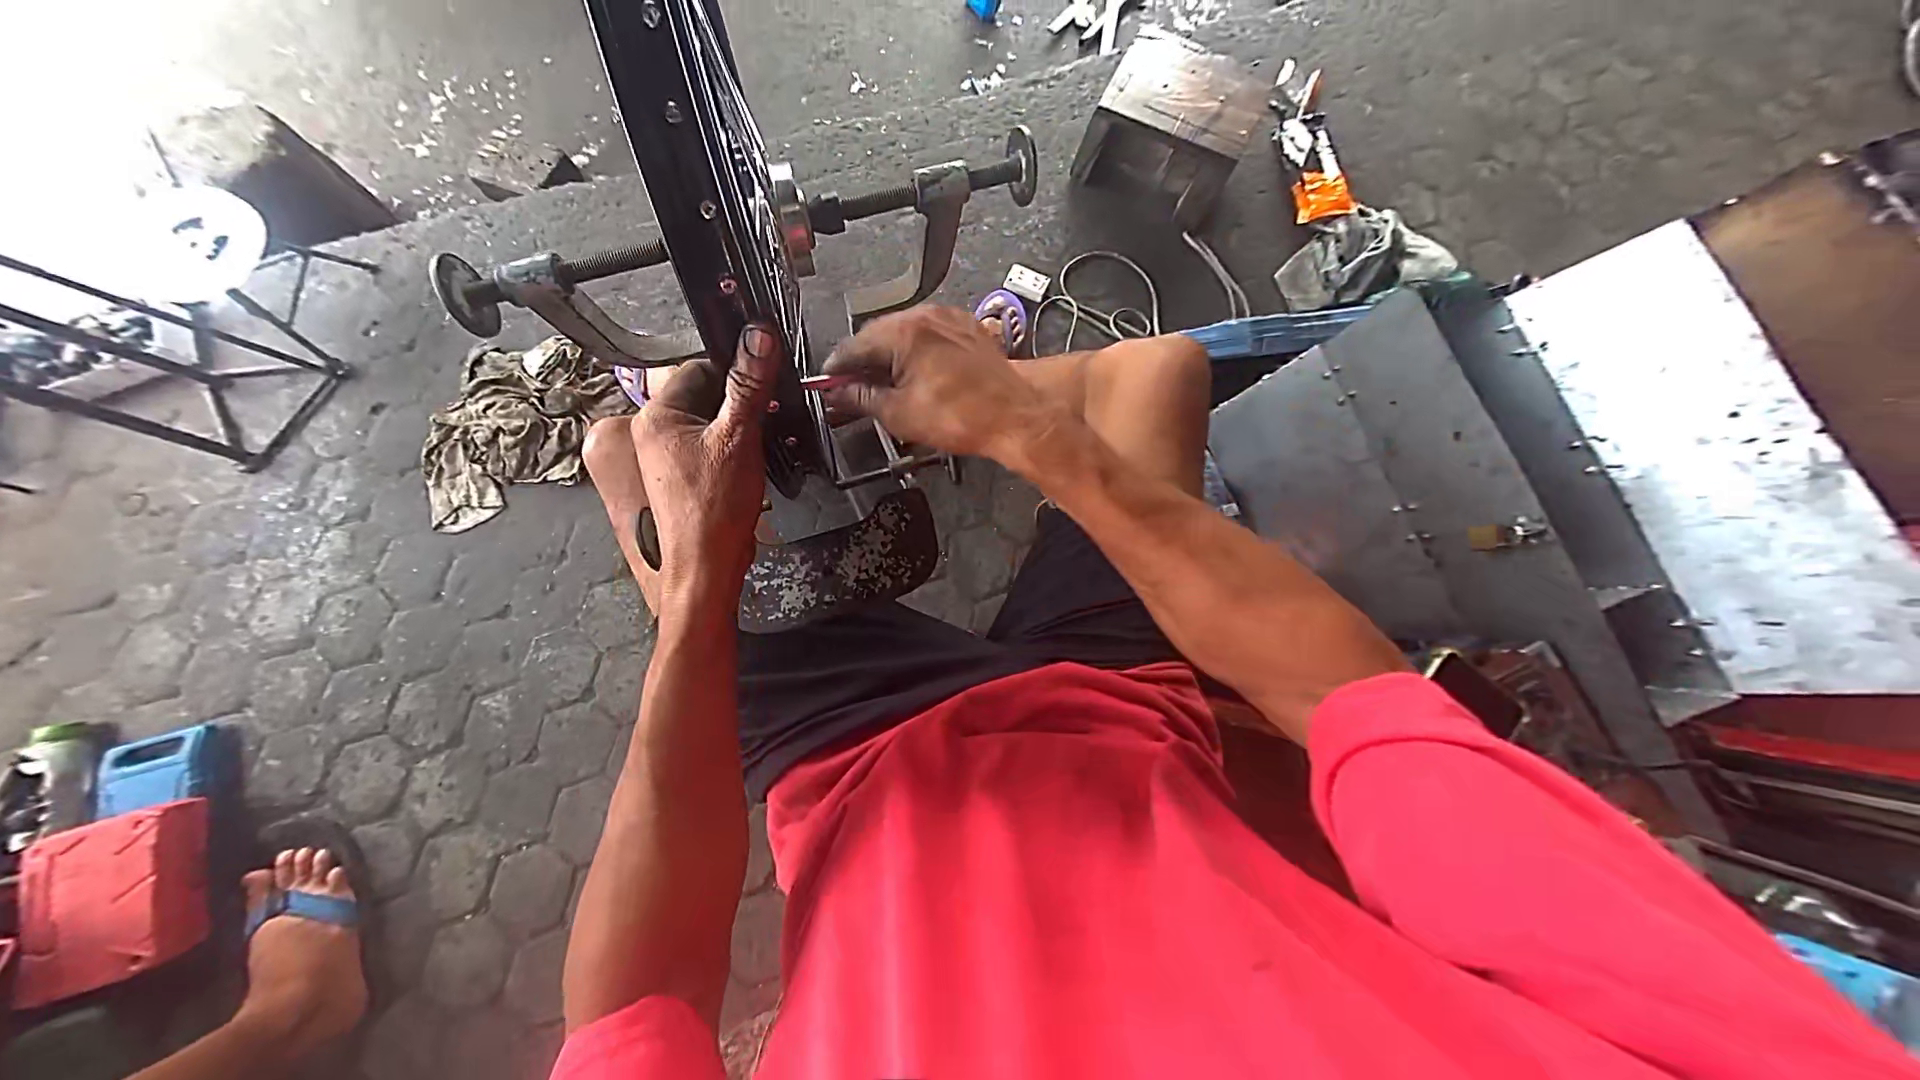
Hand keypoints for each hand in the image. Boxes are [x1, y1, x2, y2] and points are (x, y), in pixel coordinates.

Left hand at [630, 324, 779, 605]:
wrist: (705, 565)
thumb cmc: (712, 512)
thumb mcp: (740, 438)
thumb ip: (749, 386)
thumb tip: (757, 341)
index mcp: (654, 417)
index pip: (698, 369)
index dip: (734, 376)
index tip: (758, 386)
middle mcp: (647, 435)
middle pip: (702, 398)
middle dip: (734, 409)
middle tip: (755, 428)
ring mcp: (659, 460)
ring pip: (704, 425)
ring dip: (732, 433)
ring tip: (746, 456)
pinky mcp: (674, 480)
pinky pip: (703, 450)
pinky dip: (725, 454)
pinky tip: (739, 472)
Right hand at [821, 305, 1058, 460]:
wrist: (1014, 416)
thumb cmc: (968, 415)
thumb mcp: (899, 413)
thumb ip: (861, 399)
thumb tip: (840, 394)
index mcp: (905, 332)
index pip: (853, 346)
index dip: (836, 369)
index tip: (828, 383)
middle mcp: (927, 317)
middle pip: (877, 336)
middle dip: (863, 363)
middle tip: (852, 390)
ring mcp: (949, 321)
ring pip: (903, 335)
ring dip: (889, 358)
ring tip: (885, 389)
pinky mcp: (965, 330)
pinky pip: (928, 337)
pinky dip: (915, 354)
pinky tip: (914, 378)